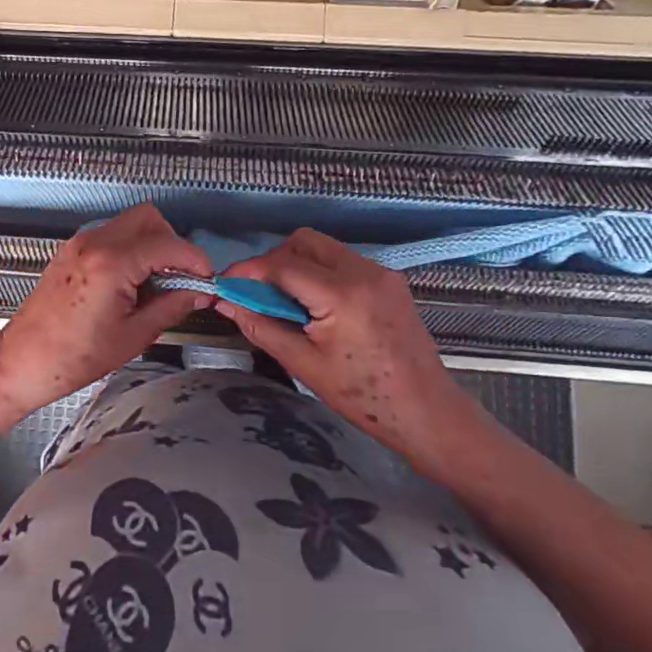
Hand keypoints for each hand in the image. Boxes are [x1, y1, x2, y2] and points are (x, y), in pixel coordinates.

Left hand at [0, 205, 212, 429]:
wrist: (23, 361)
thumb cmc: (71, 356)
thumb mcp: (134, 336)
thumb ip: (172, 307)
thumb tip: (196, 293)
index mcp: (111, 264)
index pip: (168, 244)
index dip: (195, 260)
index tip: (205, 277)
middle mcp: (94, 244)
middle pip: (149, 218)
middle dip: (173, 242)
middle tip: (181, 276)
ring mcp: (79, 244)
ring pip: (130, 223)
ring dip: (151, 244)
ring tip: (157, 283)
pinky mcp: (72, 251)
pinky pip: (112, 235)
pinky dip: (131, 249)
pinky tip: (134, 282)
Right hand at [221, 229, 480, 461]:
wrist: (424, 409)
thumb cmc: (362, 395)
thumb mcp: (303, 364)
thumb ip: (262, 326)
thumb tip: (228, 302)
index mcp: (341, 294)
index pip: (282, 264)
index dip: (248, 270)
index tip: (226, 282)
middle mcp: (363, 271)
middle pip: (304, 242)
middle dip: (274, 260)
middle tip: (259, 293)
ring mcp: (381, 272)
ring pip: (325, 248)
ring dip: (298, 264)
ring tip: (288, 303)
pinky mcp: (390, 280)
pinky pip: (344, 260)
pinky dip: (322, 272)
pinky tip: (318, 305)